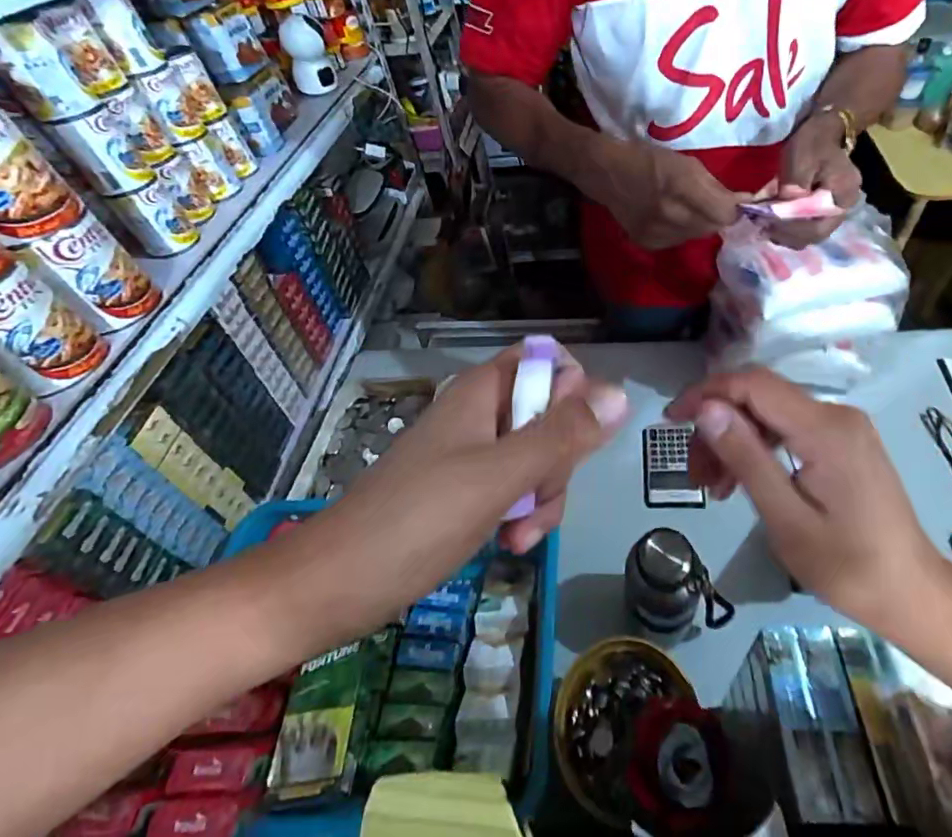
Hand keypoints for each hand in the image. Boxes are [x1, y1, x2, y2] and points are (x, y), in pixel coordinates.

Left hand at [273, 344, 627, 640]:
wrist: (331, 589)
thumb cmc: (415, 522)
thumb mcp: (499, 476)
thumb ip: (562, 435)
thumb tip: (620, 393)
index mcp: (482, 393)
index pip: (547, 361)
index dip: (572, 390)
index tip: (572, 434)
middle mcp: (481, 415)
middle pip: (552, 414)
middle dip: (560, 458)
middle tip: (536, 494)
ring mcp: (474, 455)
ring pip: (541, 457)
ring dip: (544, 496)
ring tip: (519, 534)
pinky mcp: (468, 491)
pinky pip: (518, 488)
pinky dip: (523, 513)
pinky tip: (510, 543)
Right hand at [590, 138, 747, 248]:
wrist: (607, 173)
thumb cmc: (649, 160)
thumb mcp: (687, 164)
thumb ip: (715, 187)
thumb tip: (742, 203)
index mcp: (682, 187)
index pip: (724, 213)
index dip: (734, 210)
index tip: (737, 204)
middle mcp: (672, 215)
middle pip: (713, 227)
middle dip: (718, 216)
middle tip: (711, 204)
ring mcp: (659, 233)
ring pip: (697, 235)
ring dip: (700, 224)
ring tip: (687, 208)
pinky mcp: (649, 244)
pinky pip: (679, 240)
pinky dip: (682, 230)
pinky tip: (671, 217)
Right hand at [664, 368, 943, 630]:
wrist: (910, 590)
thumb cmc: (848, 565)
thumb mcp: (786, 518)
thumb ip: (747, 458)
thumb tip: (707, 409)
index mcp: (825, 428)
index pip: (754, 384)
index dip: (707, 392)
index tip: (671, 421)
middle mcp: (837, 414)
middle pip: (762, 399)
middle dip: (719, 427)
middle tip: (696, 477)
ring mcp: (845, 427)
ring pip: (773, 415)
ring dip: (738, 442)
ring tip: (715, 489)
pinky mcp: (846, 443)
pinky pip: (792, 431)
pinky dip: (762, 451)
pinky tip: (746, 483)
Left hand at [771, 110, 860, 247]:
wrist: (825, 129)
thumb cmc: (813, 142)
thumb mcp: (801, 160)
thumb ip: (793, 189)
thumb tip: (779, 213)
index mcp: (844, 196)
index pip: (817, 227)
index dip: (791, 230)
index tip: (768, 223)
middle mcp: (844, 208)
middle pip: (815, 234)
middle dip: (787, 234)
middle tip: (763, 227)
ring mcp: (837, 210)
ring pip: (811, 233)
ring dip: (788, 233)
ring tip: (766, 225)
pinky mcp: (826, 209)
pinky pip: (809, 225)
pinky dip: (791, 227)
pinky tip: (775, 221)